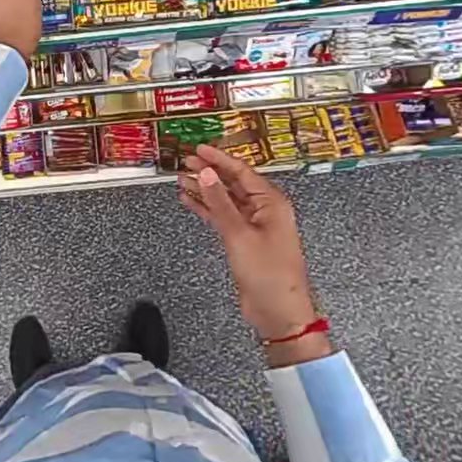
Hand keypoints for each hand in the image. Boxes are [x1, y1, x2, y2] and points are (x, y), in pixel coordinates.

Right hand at [178, 145, 331, 366]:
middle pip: (232, 183)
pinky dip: (206, 208)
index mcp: (272, 203)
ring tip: (183, 179)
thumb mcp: (240, 234)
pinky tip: (191, 201)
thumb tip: (208, 174)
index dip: (218, 158)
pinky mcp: (243, 240)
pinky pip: (222, 216)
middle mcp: (264, 211)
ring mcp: (254, 226)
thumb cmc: (271, 276)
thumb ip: (220, 202)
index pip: (241, 171)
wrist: (278, 312)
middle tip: (187, 161)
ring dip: (205, 189)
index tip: (200, 150)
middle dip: (209, 172)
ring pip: (225, 200)